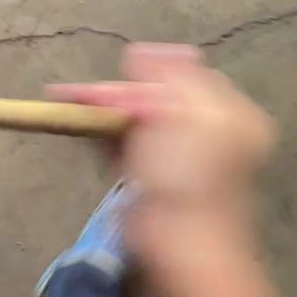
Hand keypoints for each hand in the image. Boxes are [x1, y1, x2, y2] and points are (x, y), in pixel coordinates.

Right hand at [50, 44, 275, 266]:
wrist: (181, 246)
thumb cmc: (190, 175)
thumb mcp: (189, 111)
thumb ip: (168, 74)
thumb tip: (142, 50)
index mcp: (229, 115)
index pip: (187, 76)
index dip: (152, 70)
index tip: (122, 65)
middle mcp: (208, 133)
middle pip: (157, 98)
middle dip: (118, 92)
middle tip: (79, 90)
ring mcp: (178, 159)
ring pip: (136, 121)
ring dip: (103, 111)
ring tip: (67, 100)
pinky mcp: (152, 180)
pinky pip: (125, 147)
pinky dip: (103, 136)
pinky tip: (80, 124)